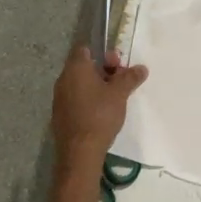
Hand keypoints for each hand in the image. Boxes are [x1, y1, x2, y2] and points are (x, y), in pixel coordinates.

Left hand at [50, 45, 146, 169]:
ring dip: (95, 86)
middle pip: (83, 67)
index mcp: (76, 68)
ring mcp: (59, 99)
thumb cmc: (100, 115)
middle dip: (103, 70)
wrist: (79, 152)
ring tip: (113, 98)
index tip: (116, 64)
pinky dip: (87, 100)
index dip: (102, 53)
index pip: (84, 49)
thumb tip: (142, 68)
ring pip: (79, 84)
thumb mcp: (120, 93)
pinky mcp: (59, 116)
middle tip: (120, 81)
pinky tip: (100, 113)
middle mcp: (63, 80)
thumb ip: (130, 77)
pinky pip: (75, 99)